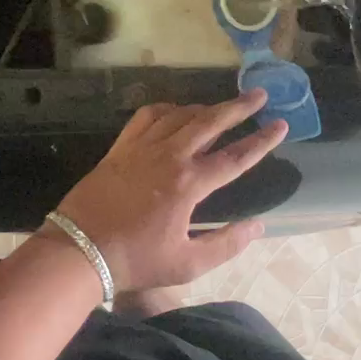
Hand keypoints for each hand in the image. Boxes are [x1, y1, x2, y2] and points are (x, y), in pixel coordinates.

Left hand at [52, 90, 288, 292]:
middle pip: (210, 121)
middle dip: (239, 107)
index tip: (281, 125)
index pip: (235, 158)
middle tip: (260, 95)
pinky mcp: (121, 147)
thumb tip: (258, 226)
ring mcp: (142, 147)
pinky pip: (148, 116)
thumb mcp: (187, 265)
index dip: (261, 142)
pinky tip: (175, 112)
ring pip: (181, 115)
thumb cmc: (135, 261)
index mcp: (189, 184)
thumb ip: (226, 245)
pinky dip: (168, 109)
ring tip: (223, 106)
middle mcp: (170, 156)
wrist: (78, 250)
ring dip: (206, 107)